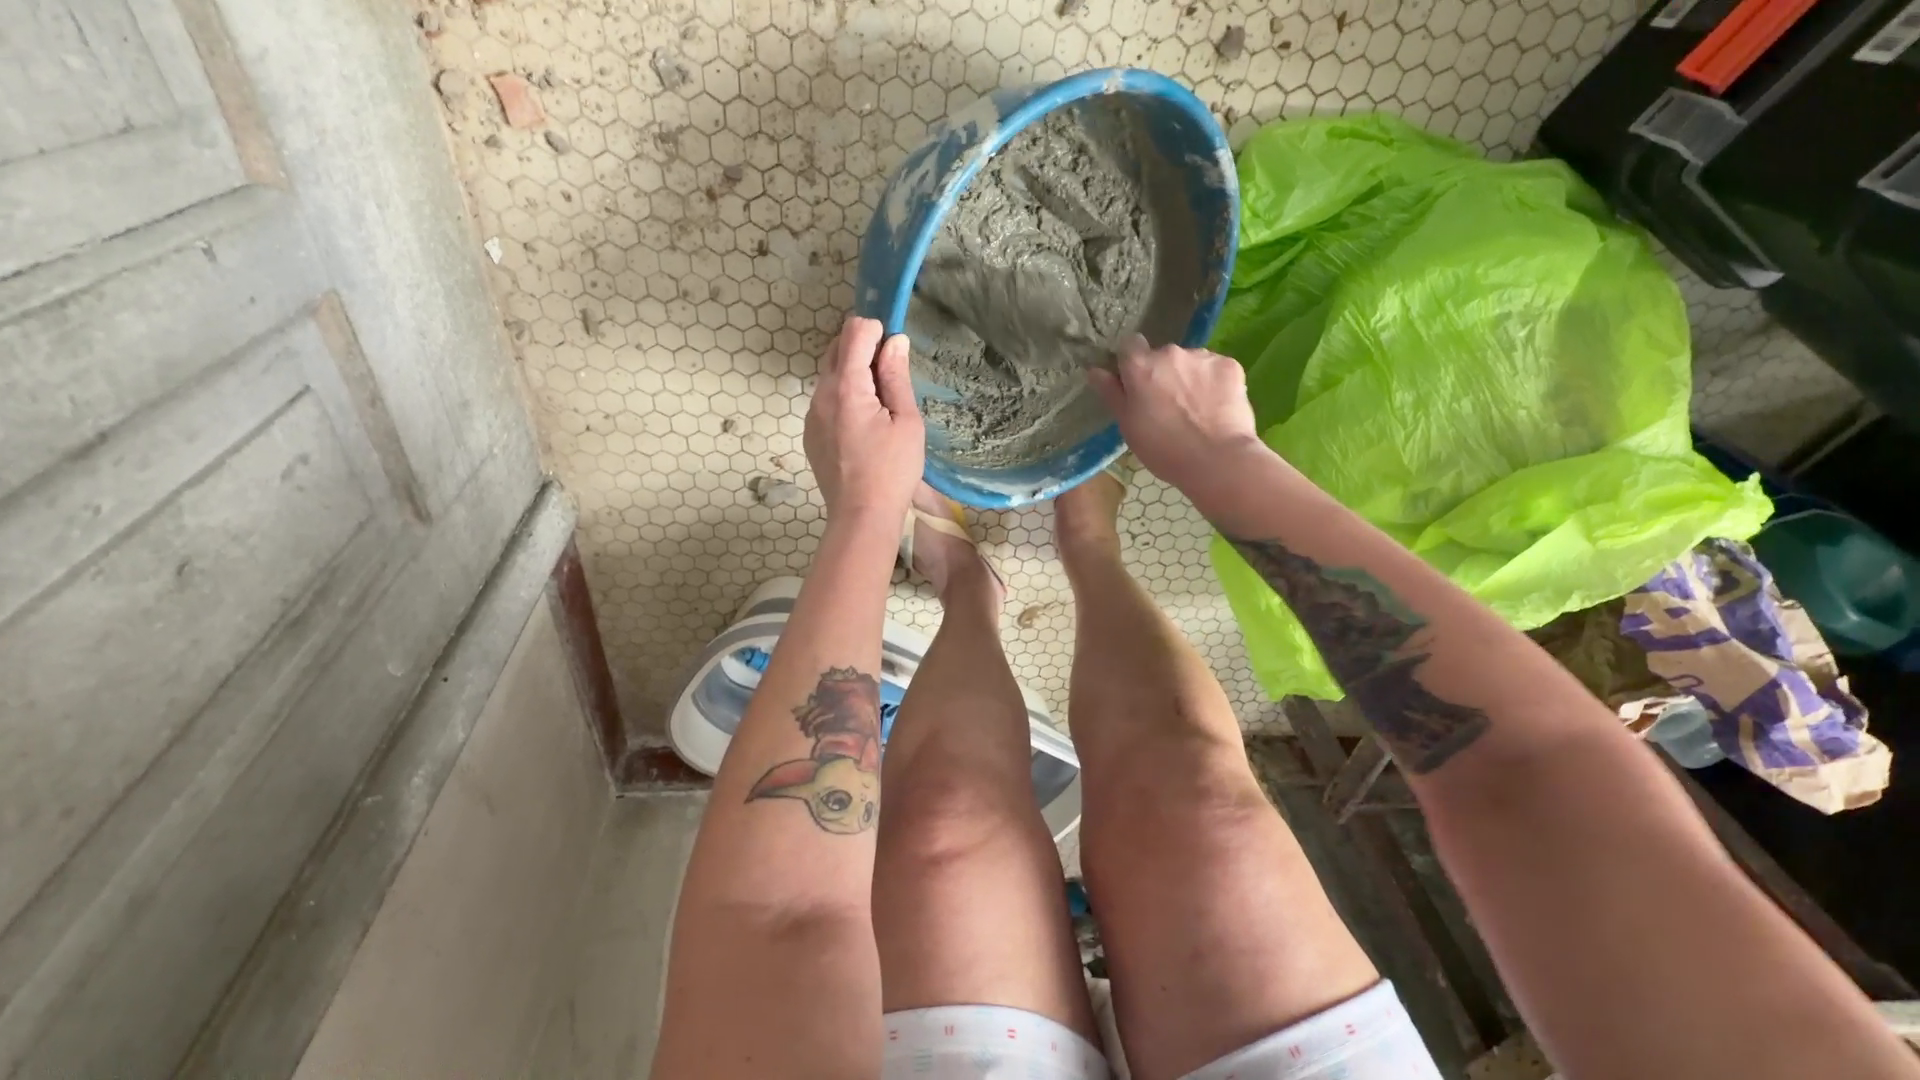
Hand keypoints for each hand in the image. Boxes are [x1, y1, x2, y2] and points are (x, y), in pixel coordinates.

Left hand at [805, 316, 924, 519]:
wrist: (861, 516)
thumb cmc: (892, 470)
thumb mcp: (906, 422)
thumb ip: (896, 377)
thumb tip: (895, 341)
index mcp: (846, 388)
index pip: (854, 332)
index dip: (876, 330)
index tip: (895, 348)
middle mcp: (821, 395)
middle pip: (836, 349)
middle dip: (863, 348)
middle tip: (890, 372)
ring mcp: (811, 414)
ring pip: (830, 375)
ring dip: (853, 373)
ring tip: (880, 401)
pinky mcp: (810, 432)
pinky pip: (825, 400)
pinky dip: (844, 396)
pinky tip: (864, 423)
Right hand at [1087, 336, 1270, 490]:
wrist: (1217, 460)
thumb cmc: (1163, 449)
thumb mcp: (1128, 426)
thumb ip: (1112, 394)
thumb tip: (1095, 370)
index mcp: (1140, 366)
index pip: (1130, 345)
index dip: (1132, 363)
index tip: (1137, 385)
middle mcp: (1170, 353)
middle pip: (1162, 356)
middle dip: (1164, 373)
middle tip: (1169, 406)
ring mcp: (1203, 356)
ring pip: (1191, 362)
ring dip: (1189, 377)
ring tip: (1196, 409)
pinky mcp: (1230, 365)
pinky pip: (1216, 368)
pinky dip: (1215, 383)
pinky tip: (1216, 407)